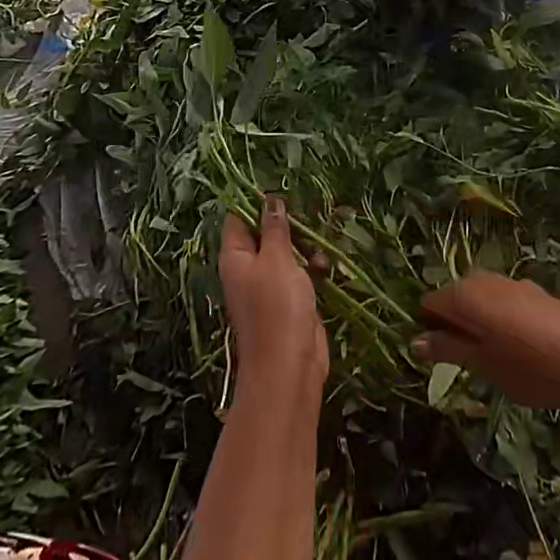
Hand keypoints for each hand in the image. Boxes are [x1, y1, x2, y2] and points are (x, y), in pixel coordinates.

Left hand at [220, 196, 326, 389]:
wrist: (290, 366)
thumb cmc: (277, 306)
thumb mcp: (276, 259)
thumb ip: (274, 228)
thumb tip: (269, 199)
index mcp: (234, 255)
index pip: (238, 217)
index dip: (256, 202)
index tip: (281, 193)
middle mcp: (247, 267)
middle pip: (264, 234)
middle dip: (287, 226)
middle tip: (308, 218)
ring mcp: (268, 285)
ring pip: (285, 254)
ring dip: (304, 248)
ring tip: (318, 252)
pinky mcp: (289, 300)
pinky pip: (299, 275)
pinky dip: (311, 270)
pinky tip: (325, 270)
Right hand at [415, 271, 559, 416]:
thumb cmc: (534, 368)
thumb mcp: (484, 366)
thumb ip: (447, 350)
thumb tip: (415, 342)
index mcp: (463, 294)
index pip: (428, 303)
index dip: (431, 328)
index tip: (445, 356)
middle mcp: (484, 280)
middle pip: (455, 297)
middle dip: (457, 323)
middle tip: (473, 359)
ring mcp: (515, 284)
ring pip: (483, 300)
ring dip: (482, 322)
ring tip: (501, 358)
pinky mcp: (540, 294)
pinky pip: (508, 303)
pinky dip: (506, 321)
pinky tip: (529, 351)